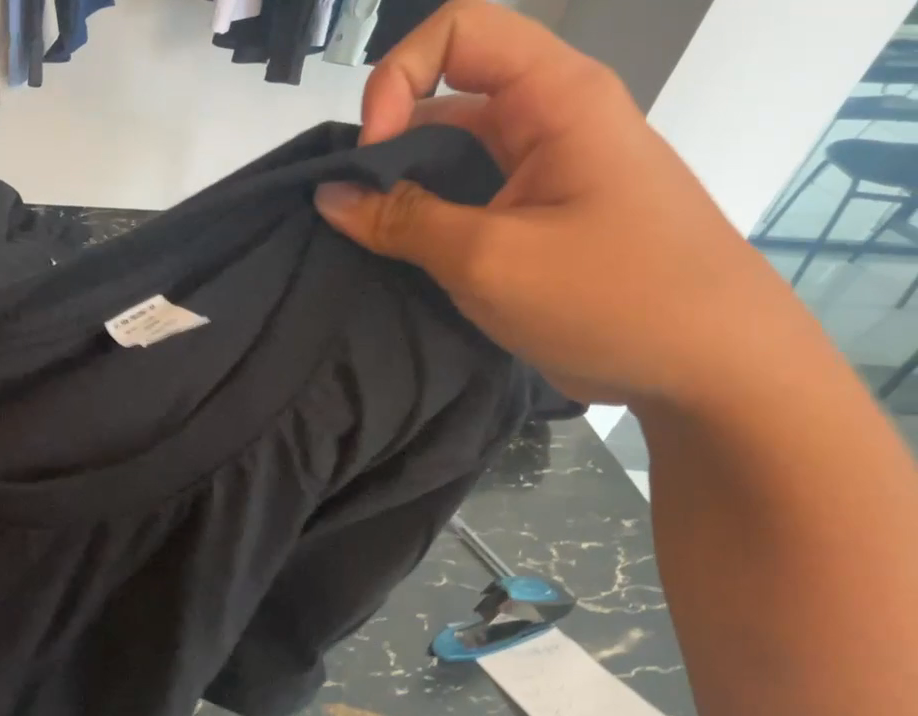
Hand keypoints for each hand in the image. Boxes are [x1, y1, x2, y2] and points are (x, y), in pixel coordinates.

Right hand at [311, 0, 821, 408]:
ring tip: (362, 246)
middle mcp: (548, 119)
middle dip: (384, 147)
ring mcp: (541, 172)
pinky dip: (420, 223)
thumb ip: (402, 221)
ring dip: (397, 192)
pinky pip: (462, 200)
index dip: (398, 79)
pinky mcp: (534, 219)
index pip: (459, 32)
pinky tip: (394, 262)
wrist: (706, 364)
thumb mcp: (489, 258)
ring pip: (447, 156)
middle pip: (443, 97)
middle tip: (351, 217)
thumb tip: (329, 195)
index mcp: (555, 98)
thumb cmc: (609, 297)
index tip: (374, 155)